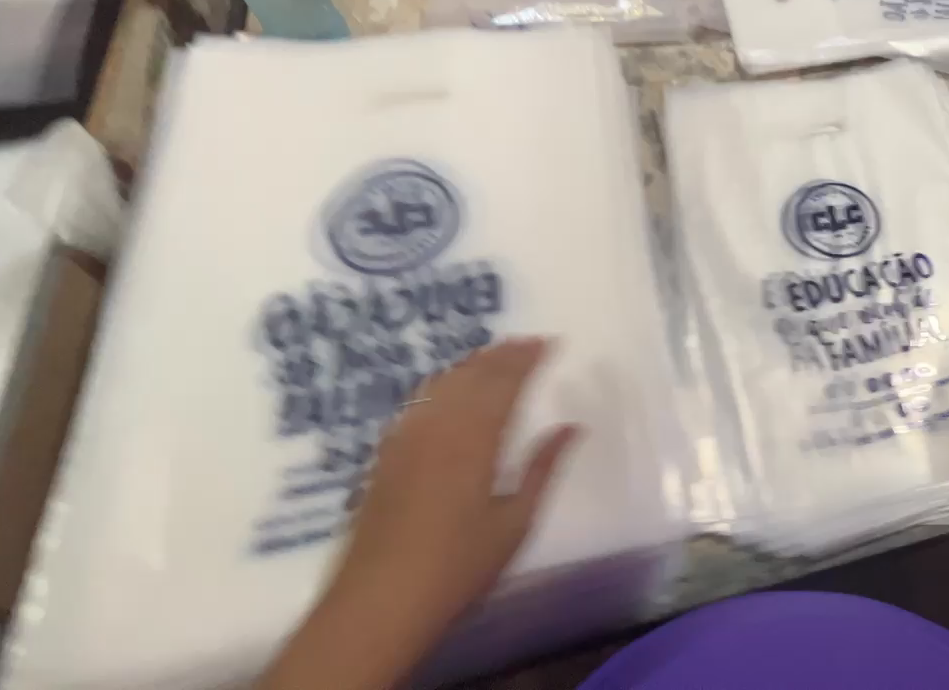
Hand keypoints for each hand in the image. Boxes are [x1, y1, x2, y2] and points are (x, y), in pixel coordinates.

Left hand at [329, 338, 578, 638]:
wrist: (376, 606)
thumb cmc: (457, 567)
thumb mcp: (515, 523)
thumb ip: (542, 469)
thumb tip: (571, 427)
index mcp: (476, 439)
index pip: (506, 383)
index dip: (528, 358)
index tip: (550, 342)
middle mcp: (440, 427)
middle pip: (474, 375)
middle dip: (503, 354)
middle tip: (527, 341)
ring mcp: (408, 438)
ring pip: (444, 383)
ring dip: (473, 363)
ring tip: (494, 354)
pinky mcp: (386, 454)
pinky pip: (418, 401)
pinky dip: (442, 383)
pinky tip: (448, 386)